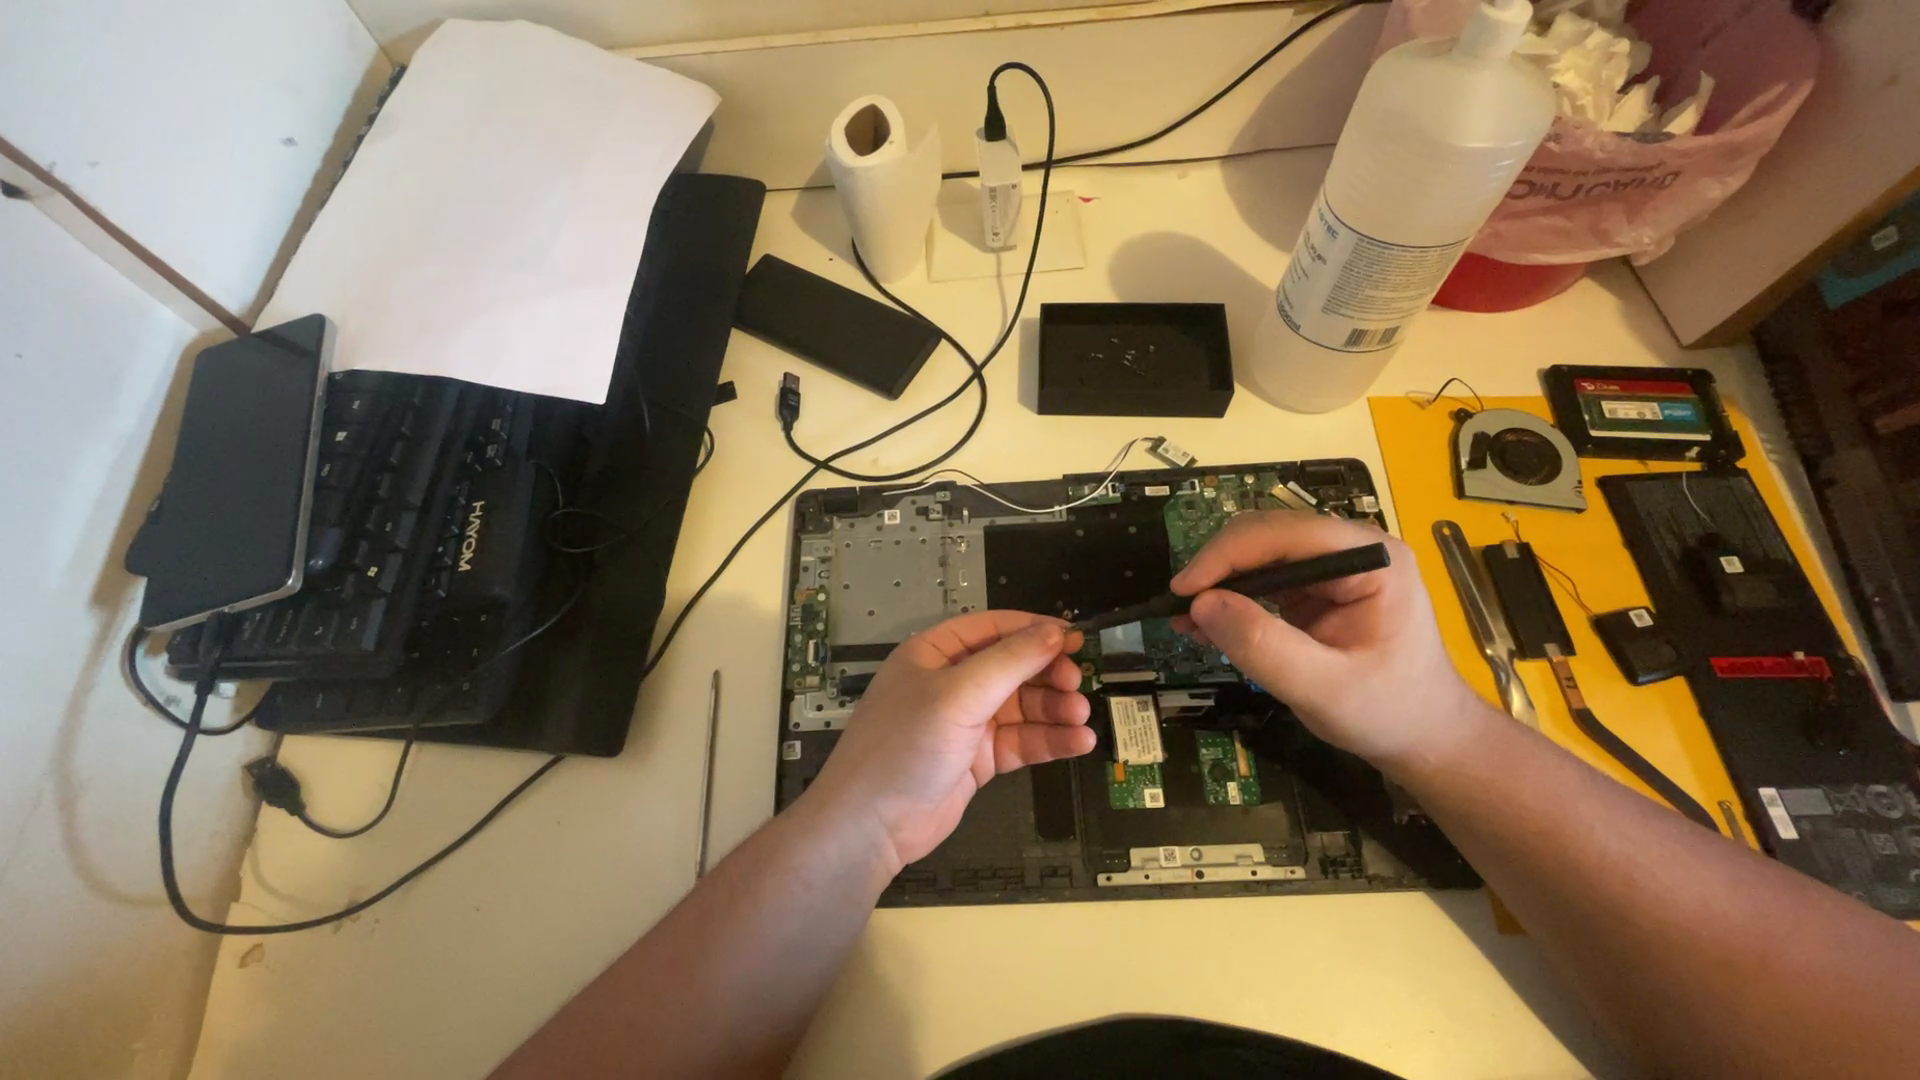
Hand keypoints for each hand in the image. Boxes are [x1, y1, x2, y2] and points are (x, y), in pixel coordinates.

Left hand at [806, 611, 1094, 869]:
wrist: (871, 825)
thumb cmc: (905, 746)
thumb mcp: (957, 695)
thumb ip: (1009, 662)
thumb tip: (1054, 632)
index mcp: (935, 653)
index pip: (992, 629)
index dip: (1034, 630)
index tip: (1075, 639)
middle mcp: (952, 682)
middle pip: (1012, 667)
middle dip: (1047, 674)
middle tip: (1077, 684)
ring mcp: (966, 722)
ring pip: (1022, 706)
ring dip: (1055, 709)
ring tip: (1081, 717)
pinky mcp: (979, 758)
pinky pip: (1022, 741)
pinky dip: (1050, 740)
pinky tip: (1077, 741)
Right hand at [1170, 511, 1481, 769]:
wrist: (1422, 737)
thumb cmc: (1388, 713)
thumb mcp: (1324, 688)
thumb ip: (1264, 645)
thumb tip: (1201, 603)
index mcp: (1371, 559)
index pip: (1285, 534)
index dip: (1227, 555)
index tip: (1183, 591)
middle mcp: (1351, 551)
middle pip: (1267, 537)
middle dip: (1219, 569)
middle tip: (1180, 609)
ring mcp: (1332, 569)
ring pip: (1257, 557)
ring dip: (1218, 585)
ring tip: (1185, 620)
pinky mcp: (1315, 589)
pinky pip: (1261, 581)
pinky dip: (1229, 601)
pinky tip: (1203, 624)